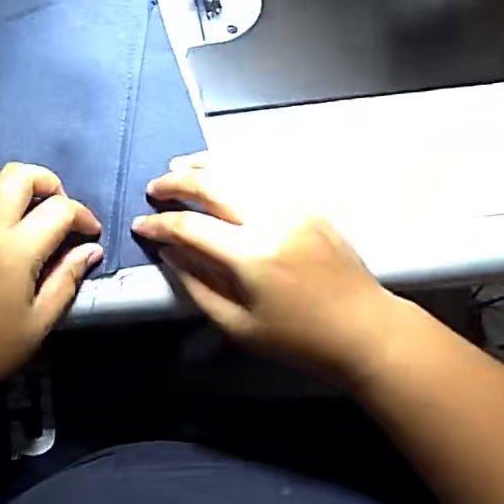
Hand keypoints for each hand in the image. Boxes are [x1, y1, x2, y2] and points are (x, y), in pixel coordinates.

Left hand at [0, 163, 102, 418]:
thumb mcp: (39, 322)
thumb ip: (66, 279)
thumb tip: (91, 250)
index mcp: (15, 249)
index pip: (59, 209)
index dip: (83, 217)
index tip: (90, 235)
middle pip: (18, 174)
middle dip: (47, 183)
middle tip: (59, 211)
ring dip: (6, 184)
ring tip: (21, 209)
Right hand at [131, 153, 407, 381]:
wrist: (363, 329)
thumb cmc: (297, 338)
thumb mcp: (238, 325)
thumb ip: (197, 285)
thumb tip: (169, 254)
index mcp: (250, 256)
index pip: (191, 227)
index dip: (160, 225)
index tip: (140, 226)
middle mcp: (271, 220)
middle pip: (214, 186)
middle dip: (178, 182)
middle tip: (154, 186)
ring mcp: (294, 207)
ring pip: (241, 171)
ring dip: (207, 166)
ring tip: (181, 165)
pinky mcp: (309, 206)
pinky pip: (267, 176)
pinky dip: (239, 168)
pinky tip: (225, 169)